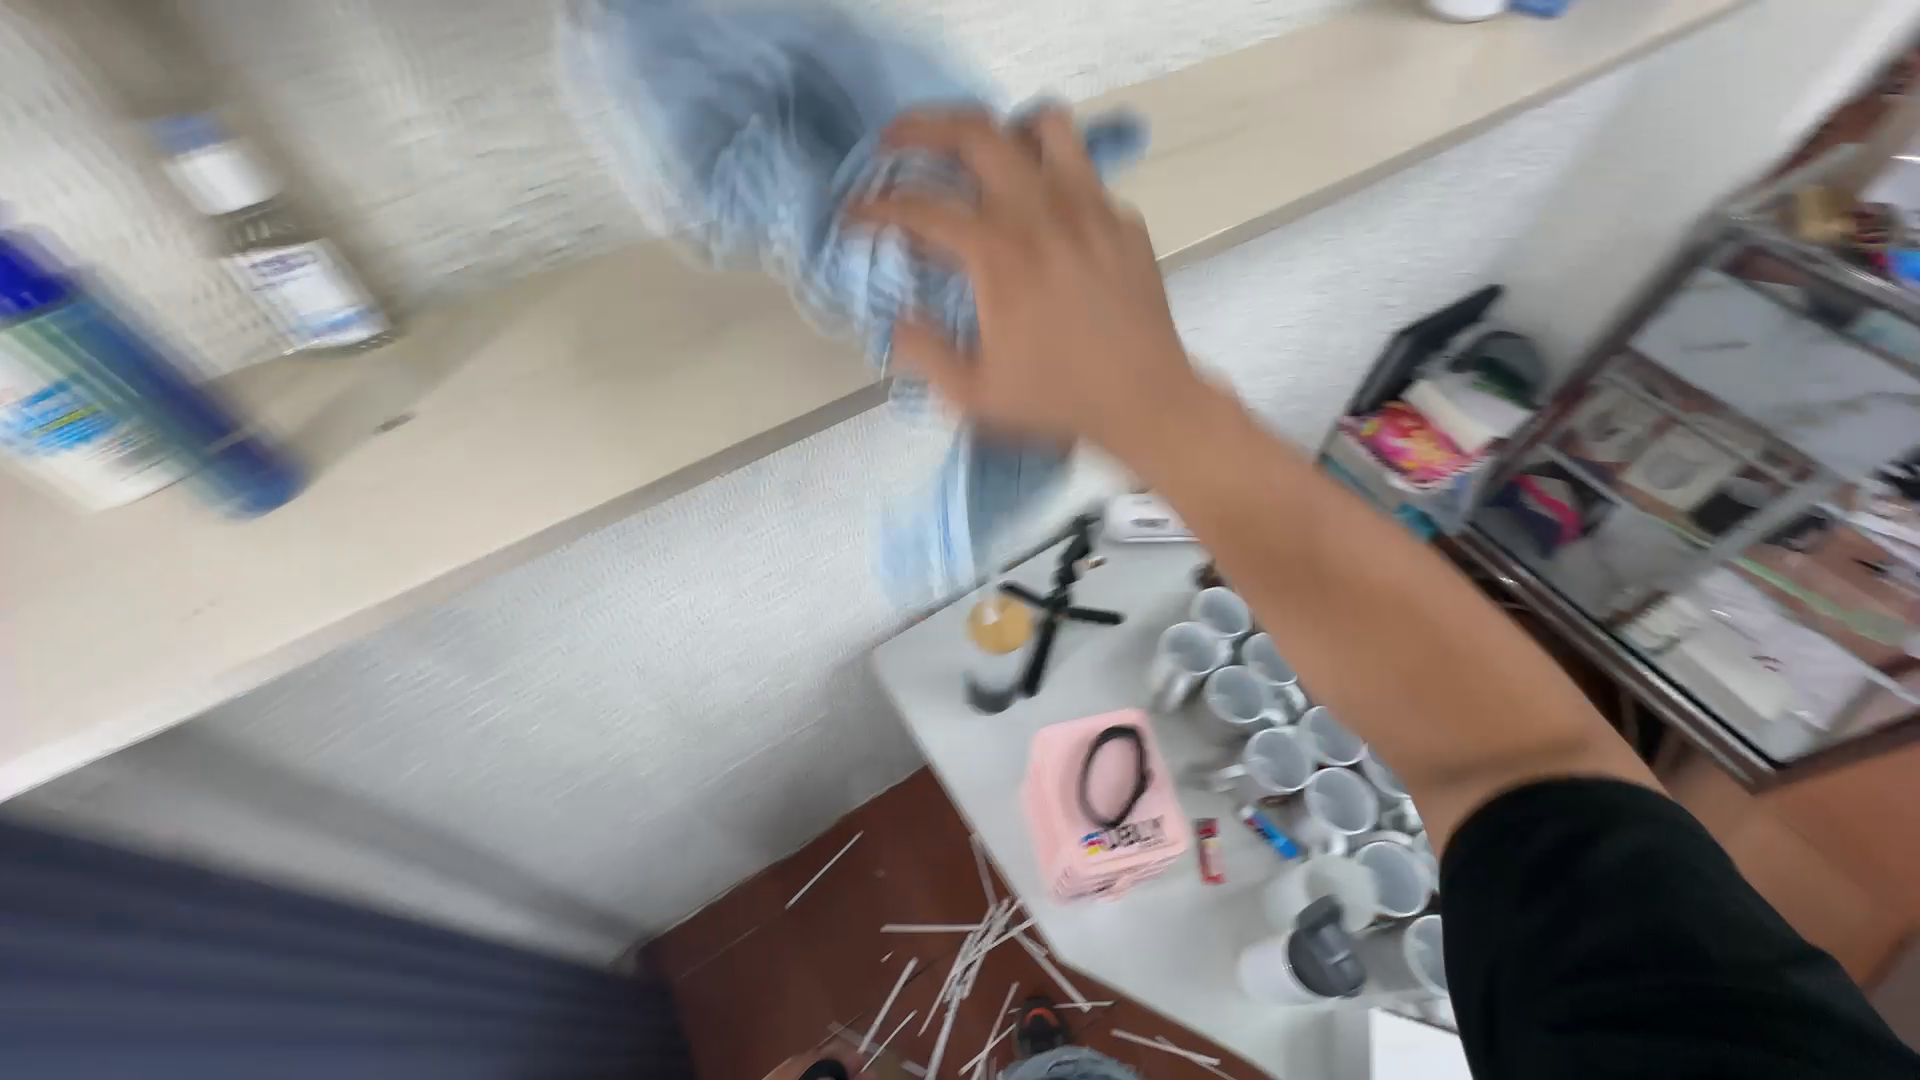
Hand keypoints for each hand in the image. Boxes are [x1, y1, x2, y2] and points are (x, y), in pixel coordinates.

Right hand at [852, 107, 1203, 456]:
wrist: (1146, 401)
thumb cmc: (1059, 400)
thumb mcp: (975, 393)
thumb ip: (924, 352)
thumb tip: (895, 323)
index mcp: (999, 254)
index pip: (921, 208)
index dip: (876, 207)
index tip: (855, 213)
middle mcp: (1043, 213)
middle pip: (976, 132)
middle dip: (922, 127)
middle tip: (895, 144)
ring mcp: (1091, 208)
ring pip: (1043, 126)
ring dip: (1002, 131)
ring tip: (983, 158)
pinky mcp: (1124, 221)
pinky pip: (1083, 174)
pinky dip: (1053, 179)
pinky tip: (1045, 219)